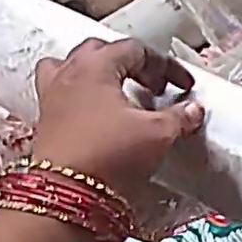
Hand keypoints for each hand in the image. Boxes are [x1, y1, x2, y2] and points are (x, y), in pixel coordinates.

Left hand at [31, 38, 202, 187]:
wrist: (69, 191)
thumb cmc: (111, 153)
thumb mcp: (157, 133)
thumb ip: (179, 117)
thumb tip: (194, 109)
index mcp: (95, 66)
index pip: (135, 49)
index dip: (165, 65)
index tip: (183, 85)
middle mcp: (68, 73)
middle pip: (102, 52)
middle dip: (133, 65)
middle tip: (154, 87)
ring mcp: (52, 95)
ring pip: (74, 68)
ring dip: (100, 74)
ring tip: (119, 93)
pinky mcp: (47, 120)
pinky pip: (64, 93)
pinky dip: (83, 95)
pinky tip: (99, 114)